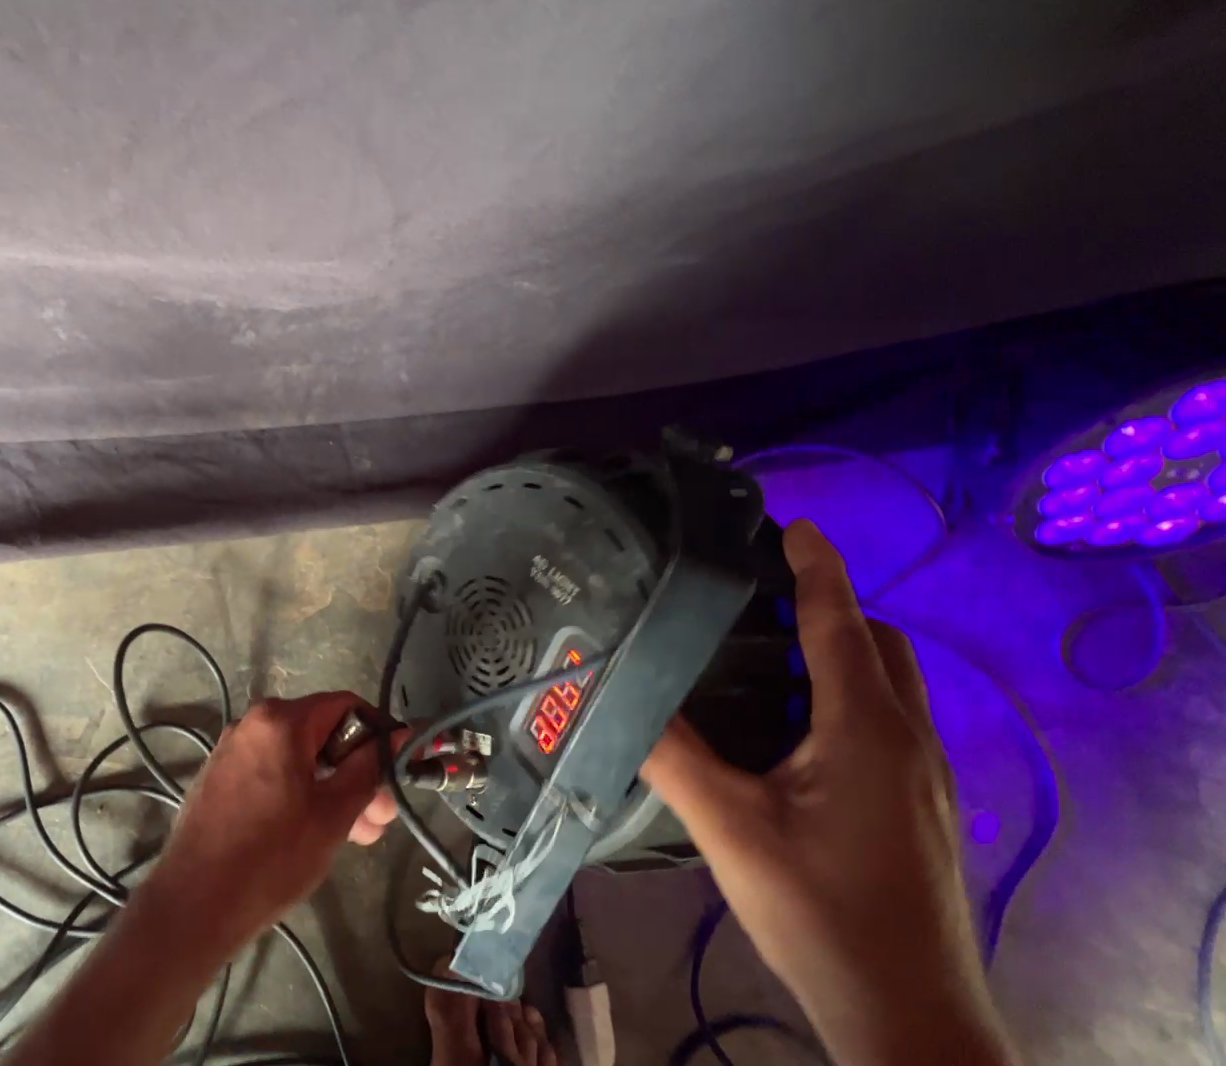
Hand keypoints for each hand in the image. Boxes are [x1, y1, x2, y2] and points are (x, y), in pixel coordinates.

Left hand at [139, 692, 400, 946]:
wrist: (197, 903)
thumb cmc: (273, 856)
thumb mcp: (335, 812)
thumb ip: (371, 767)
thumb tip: (400, 734)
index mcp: (280, 719)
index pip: (347, 706)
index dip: (380, 734)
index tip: (398, 771)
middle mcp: (252, 723)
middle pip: (323, 733)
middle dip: (359, 772)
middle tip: (382, 818)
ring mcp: (232, 751)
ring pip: (300, 758)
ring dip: (335, 789)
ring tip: (359, 835)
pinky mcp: (221, 779)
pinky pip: (274, 773)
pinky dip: (302, 794)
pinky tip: (319, 832)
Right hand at [641, 520, 1017, 1065]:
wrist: (905, 1012)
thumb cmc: (817, 908)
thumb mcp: (728, 826)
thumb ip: (670, 753)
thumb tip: (607, 690)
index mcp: (864, 729)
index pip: (839, 623)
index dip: (816, 567)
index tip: (791, 522)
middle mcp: (909, 740)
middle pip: (880, 645)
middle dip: (832, 606)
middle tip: (760, 598)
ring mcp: (927, 777)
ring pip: (892, 685)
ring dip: (844, 651)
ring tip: (769, 656)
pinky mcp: (924, 809)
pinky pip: (891, 722)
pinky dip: (850, 695)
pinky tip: (796, 733)